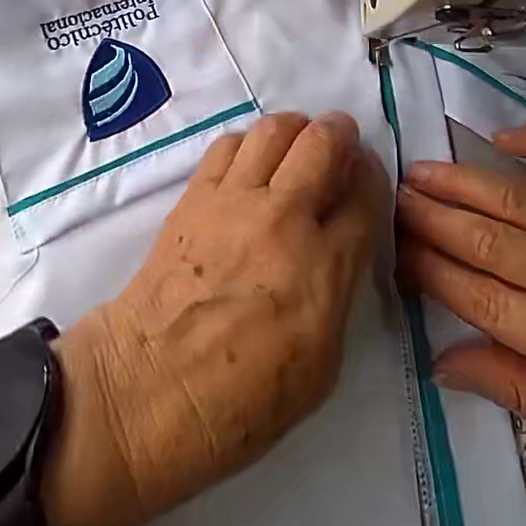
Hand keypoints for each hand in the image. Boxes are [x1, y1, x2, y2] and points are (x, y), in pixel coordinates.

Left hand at [44, 112, 388, 525]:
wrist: (154, 381)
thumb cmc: (246, 396)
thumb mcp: (324, 361)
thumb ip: (337, 290)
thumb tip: (336, 248)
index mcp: (326, 265)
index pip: (365, 195)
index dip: (371, 177)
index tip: (365, 176)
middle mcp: (283, 217)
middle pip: (321, 144)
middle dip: (338, 134)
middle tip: (338, 140)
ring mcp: (233, 201)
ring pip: (271, 131)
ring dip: (292, 129)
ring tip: (294, 143)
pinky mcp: (192, 198)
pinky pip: (225, 147)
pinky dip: (246, 143)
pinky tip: (248, 161)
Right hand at [396, 123, 525, 507]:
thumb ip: (515, 388)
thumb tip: (438, 362)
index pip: (482, 299)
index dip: (427, 270)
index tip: (388, 249)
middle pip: (492, 242)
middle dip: (430, 218)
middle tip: (387, 198)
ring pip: (523, 201)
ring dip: (462, 182)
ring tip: (416, 171)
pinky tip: (502, 136)